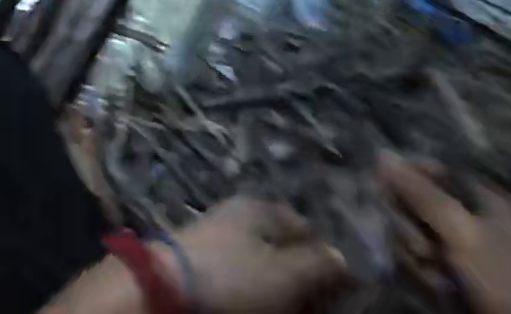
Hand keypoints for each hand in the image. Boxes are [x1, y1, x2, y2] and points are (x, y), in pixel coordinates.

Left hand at [164, 197, 348, 313]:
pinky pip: (244, 277)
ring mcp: (219, 238)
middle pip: (283, 245)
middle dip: (303, 273)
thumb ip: (318, 263)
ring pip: (263, 264)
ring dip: (281, 287)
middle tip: (318, 302)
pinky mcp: (206, 264)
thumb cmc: (234, 277)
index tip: (342, 286)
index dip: (324, 255)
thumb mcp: (286, 274)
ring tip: (292, 307)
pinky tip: (264, 303)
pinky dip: (258, 291)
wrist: (168, 289)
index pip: (303, 226)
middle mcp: (238, 215)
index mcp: (258, 207)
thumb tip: (342, 256)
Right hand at [378, 153, 510, 313]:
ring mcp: (476, 256)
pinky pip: (429, 265)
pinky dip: (425, 275)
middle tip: (420, 247)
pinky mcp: (467, 284)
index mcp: (494, 201)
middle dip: (411, 224)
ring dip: (417, 254)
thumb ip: (420, 192)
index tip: (382, 185)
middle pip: (425, 205)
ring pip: (422, 236)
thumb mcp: (460, 231)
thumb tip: (381, 153)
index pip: (437, 169)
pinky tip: (436, 288)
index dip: (408, 174)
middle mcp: (485, 223)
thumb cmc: (502, 281)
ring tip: (432, 274)